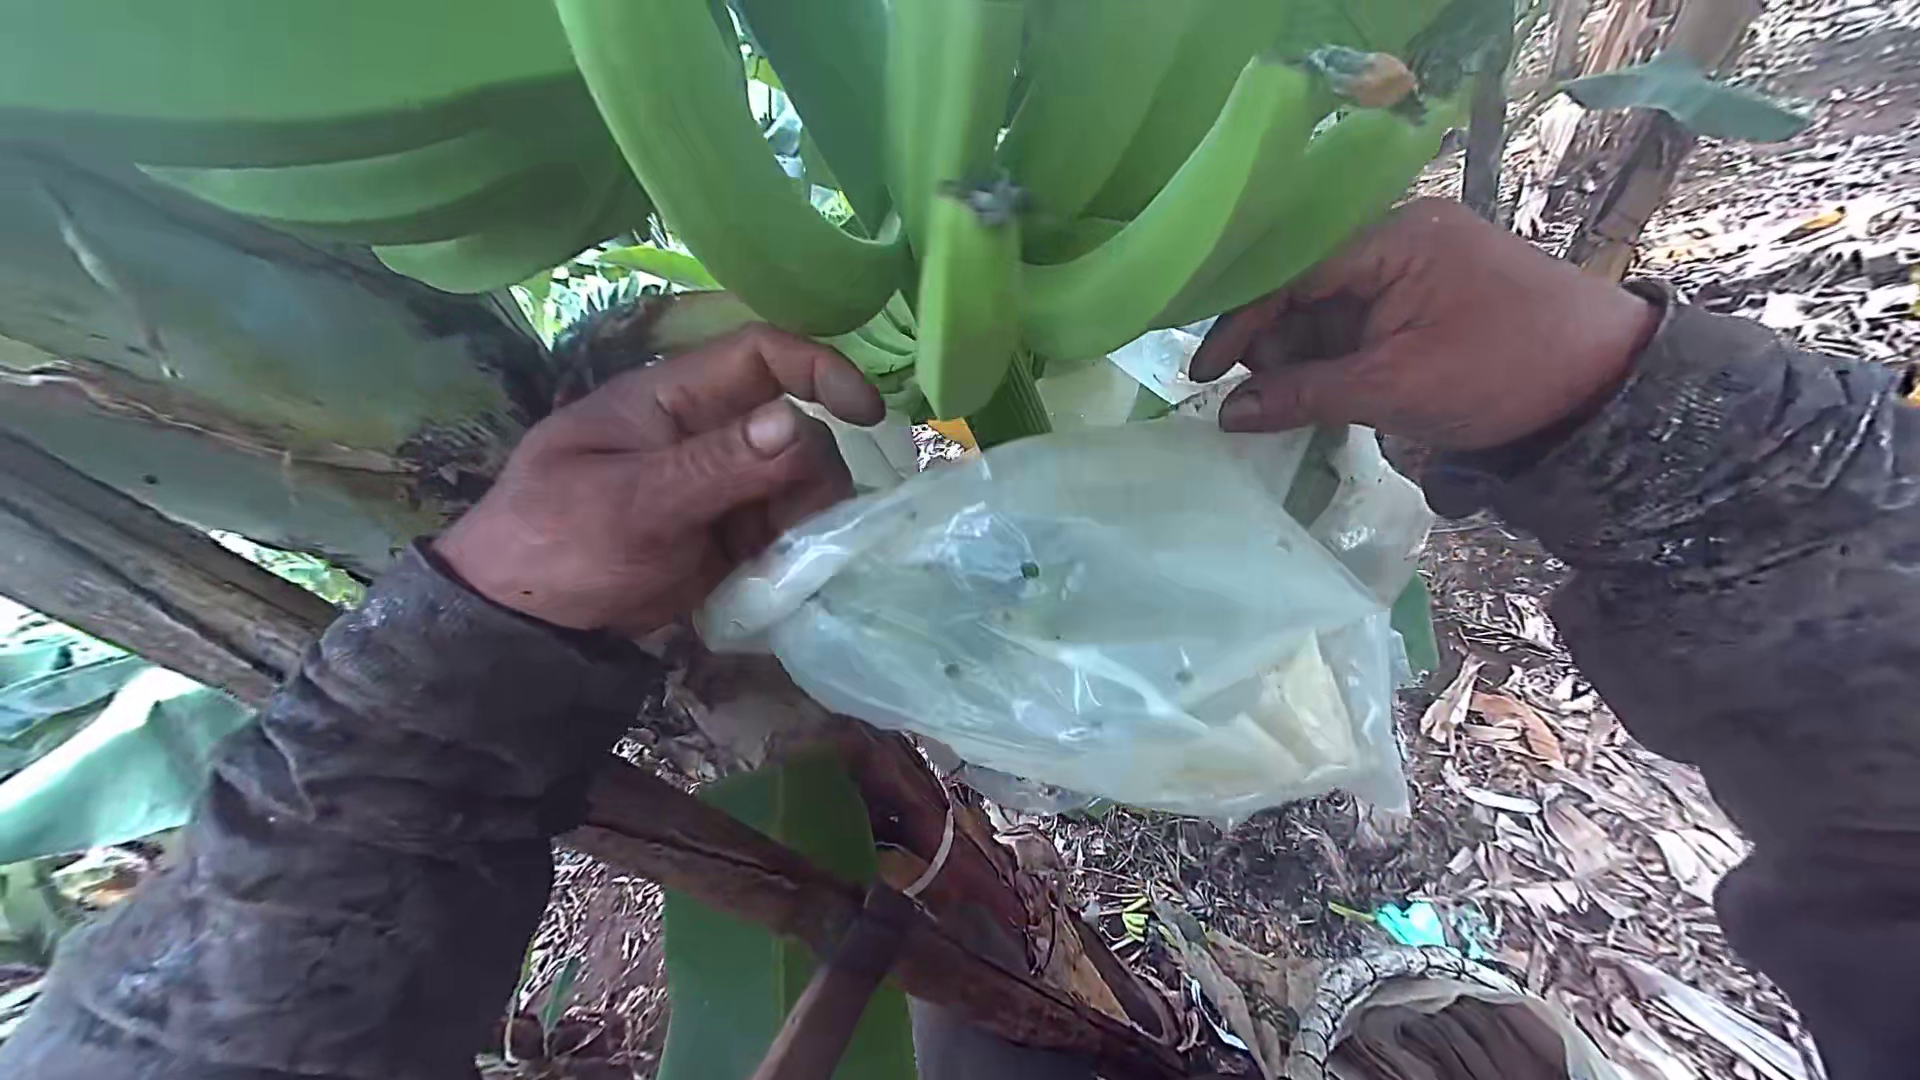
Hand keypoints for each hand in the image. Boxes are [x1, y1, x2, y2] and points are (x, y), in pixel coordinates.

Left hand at [434, 325, 883, 636]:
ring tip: (774, 558)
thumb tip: (796, 421)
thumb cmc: (559, 544)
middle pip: (797, 427)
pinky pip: (790, 524)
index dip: (820, 370)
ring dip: (806, 517)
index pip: (760, 356)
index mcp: (673, 398)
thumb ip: (714, 464)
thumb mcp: (632, 503)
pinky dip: (795, 547)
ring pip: (803, 480)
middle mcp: (710, 431)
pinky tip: (775, 573)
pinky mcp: (738, 527)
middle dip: (812, 473)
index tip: (867, 413)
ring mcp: (728, 482)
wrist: (535, 624)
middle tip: (799, 525)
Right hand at [1190, 198, 1659, 449]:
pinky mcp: (1399, 308)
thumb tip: (1226, 415)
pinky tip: (1305, 396)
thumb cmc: (1502, 374)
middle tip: (1253, 397)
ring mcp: (1395, 277)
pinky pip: (1334, 333)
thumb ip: (1301, 396)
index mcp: (1395, 239)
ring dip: (1288, 363)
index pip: (1291, 273)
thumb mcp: (1392, 386)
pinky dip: (1313, 367)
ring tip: (1284, 403)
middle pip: (1294, 292)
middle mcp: (1390, 245)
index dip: (1240, 323)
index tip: (1202, 372)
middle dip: (1267, 348)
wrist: (1599, 394)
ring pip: (1309, 317)